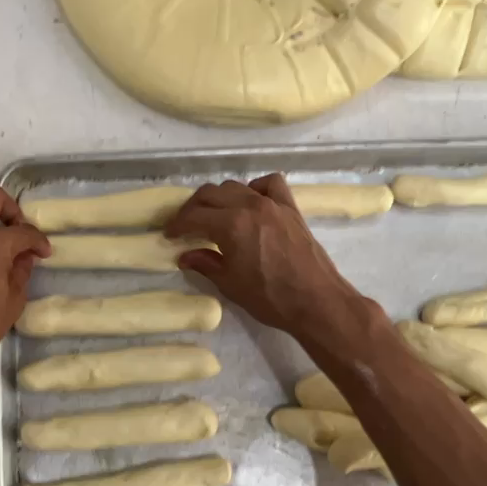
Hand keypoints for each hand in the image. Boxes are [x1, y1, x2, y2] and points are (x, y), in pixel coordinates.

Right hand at [163, 175, 368, 337]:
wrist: (316, 301)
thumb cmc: (270, 298)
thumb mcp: (230, 284)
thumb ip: (206, 264)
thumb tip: (186, 256)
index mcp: (231, 224)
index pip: (194, 216)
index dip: (177, 225)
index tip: (170, 235)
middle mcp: (250, 205)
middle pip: (211, 194)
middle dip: (193, 208)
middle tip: (186, 225)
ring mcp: (272, 204)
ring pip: (236, 186)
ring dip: (220, 198)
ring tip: (214, 215)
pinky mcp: (291, 208)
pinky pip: (270, 184)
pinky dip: (256, 188)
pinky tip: (251, 202)